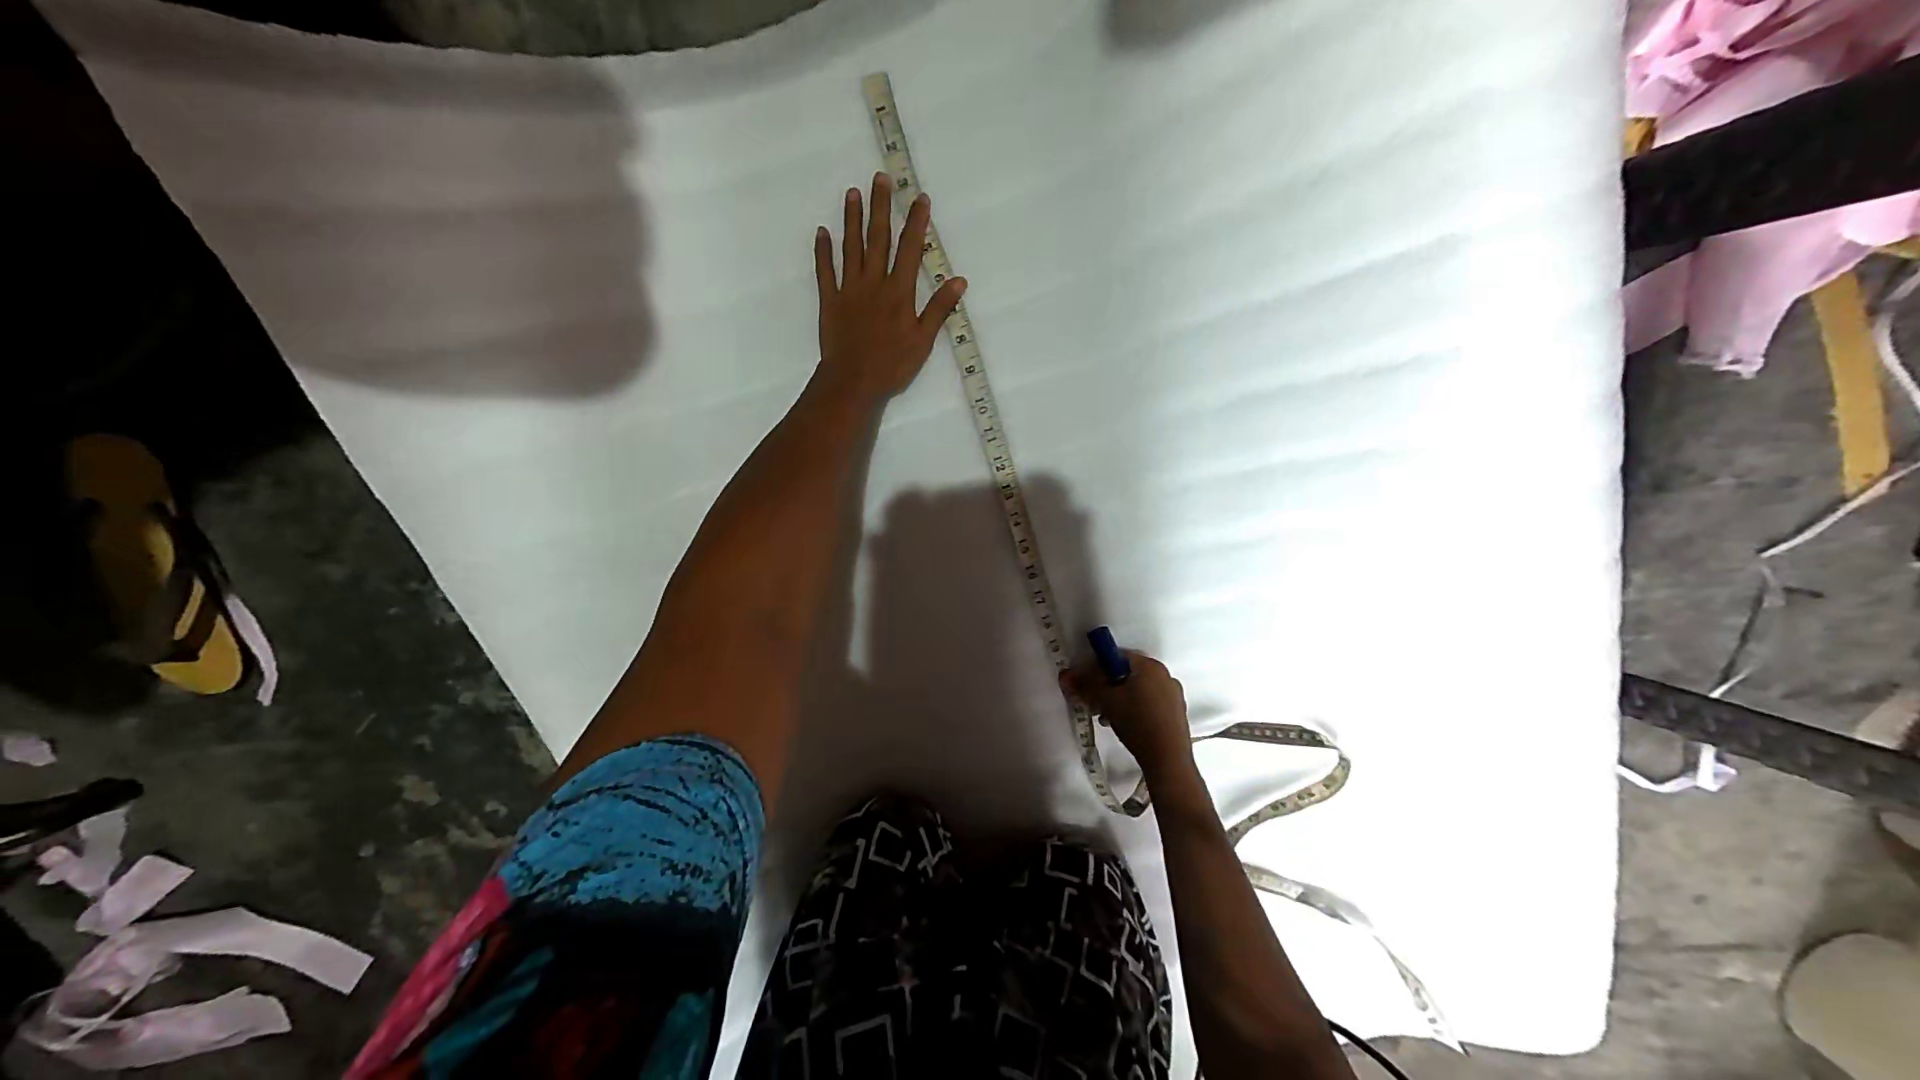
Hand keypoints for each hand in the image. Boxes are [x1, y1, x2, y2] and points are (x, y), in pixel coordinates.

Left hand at [814, 173, 967, 401]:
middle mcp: (873, 282)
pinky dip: (823, 251)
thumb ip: (939, 308)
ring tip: (853, 193)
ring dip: (852, 219)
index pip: (909, 249)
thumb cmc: (892, 364)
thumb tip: (959, 280)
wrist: (853, 381)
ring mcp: (849, 290)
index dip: (916, 222)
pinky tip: (822, 232)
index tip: (920, 198)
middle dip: (881, 207)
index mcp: (899, 291)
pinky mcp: (829, 301)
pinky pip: (825, 271)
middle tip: (880, 178)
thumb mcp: (923, 340)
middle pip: (878, 238)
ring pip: (851, 247)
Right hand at [1061, 650, 1196, 782]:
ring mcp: (1173, 693)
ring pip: (1138, 689)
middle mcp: (1164, 673)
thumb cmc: (1136, 722)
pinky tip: (1125, 726)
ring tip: (1107, 718)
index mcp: (1148, 665)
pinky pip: (1150, 702)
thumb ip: (1084, 686)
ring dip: (1118, 699)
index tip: (1085, 685)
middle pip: (1126, 673)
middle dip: (1106, 686)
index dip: (1095, 668)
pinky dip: (1134, 709)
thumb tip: (1065, 676)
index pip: (1115, 656)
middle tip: (1094, 703)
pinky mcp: (1176, 712)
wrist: (1168, 758)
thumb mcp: (1105, 701)